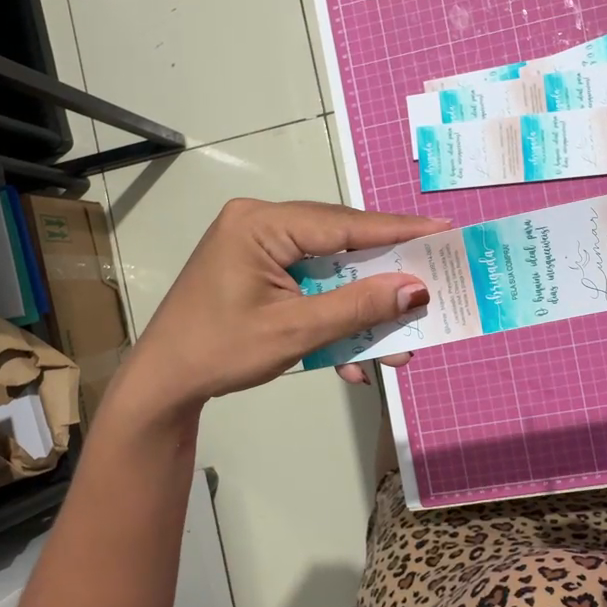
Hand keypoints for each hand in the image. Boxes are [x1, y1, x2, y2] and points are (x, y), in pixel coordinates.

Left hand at [124, 198, 446, 413]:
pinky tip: (351, 359)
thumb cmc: (221, 352)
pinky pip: (307, 286)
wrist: (163, 384)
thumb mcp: (295, 331)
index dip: (397, 231)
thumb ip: (357, 306)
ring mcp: (256, 248)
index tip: (443, 230)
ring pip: (327, 270)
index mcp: (260, 224)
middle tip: (430, 284)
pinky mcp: (256, 272)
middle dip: (382, 278)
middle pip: (339, 244)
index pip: (343, 223)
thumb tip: (414, 289)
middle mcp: (259, 224)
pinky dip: (330, 317)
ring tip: (397, 340)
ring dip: (358, 309)